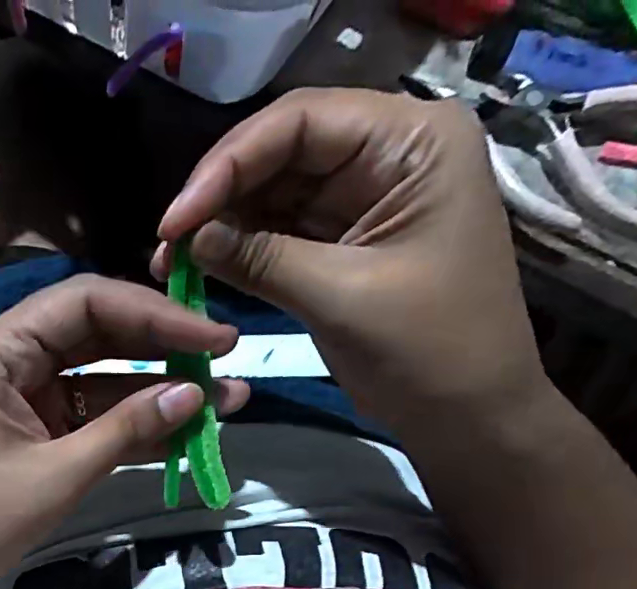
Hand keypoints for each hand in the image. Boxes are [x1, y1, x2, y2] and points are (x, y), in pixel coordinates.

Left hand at [0, 275, 245, 588]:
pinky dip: (138, 422)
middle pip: (100, 330)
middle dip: (163, 344)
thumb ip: (127, 429)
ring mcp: (31, 393)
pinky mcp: (45, 427)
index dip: (154, 313)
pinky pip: (98, 412)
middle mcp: (15, 358)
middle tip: (225, 356)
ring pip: (105, 373)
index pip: (85, 303)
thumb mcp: (58, 474)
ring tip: (226, 396)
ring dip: (160, 386)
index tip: (211, 338)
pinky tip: (189, 428)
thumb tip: (196, 394)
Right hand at [155, 88, 546, 434]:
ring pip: (277, 194)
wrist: (469, 417)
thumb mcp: (342, 298)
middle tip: (167, 242)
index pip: (302, 123)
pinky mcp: (347, 242)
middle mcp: (389, 154)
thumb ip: (262, 259)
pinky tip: (203, 266)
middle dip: (221, 196)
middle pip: (284, 153)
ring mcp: (366, 199)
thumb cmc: (429, 352)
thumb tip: (189, 238)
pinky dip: (243, 250)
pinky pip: (283, 233)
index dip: (228, 164)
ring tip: (173, 261)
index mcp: (412, 142)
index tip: (175, 219)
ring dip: (224, 225)